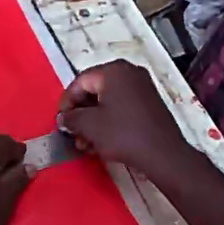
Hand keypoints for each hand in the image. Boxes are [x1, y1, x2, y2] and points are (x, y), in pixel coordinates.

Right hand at [56, 61, 198, 181]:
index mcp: (113, 71)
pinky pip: (121, 107)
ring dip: (93, 121)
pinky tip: (101, 141)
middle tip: (72, 134)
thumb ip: (70, 118)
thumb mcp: (89, 125)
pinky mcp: (149, 103)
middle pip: (94, 91)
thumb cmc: (123, 134)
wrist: (163, 153)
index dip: (66, 102)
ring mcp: (142, 86)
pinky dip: (109, 121)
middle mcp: (129, 72)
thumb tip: (63, 118)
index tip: (60, 121)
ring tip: (85, 143)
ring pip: (107, 101)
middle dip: (80, 114)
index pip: (79, 82)